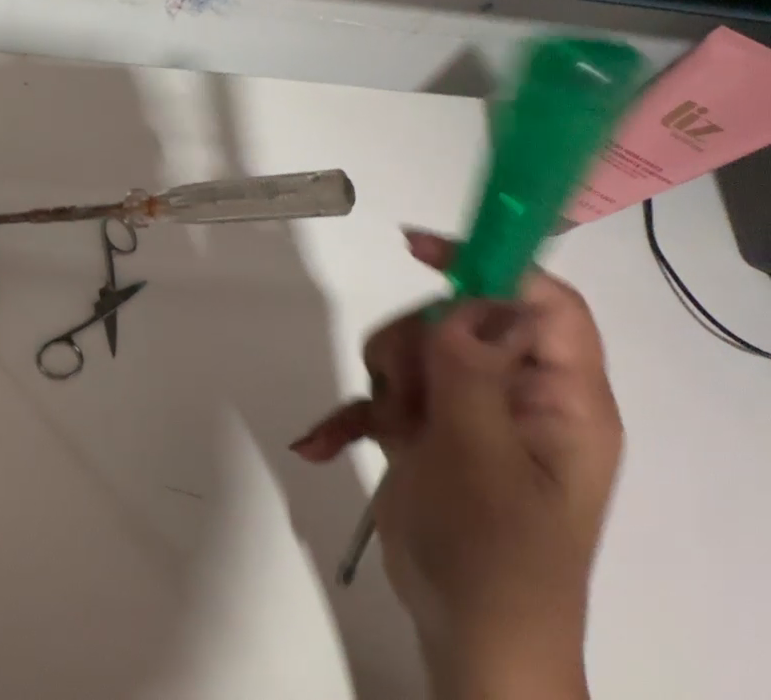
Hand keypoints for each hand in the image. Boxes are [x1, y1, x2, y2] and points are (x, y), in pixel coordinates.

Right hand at [292, 231, 621, 698]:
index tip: (417, 249)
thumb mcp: (483, 460)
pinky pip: (377, 403)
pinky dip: (349, 419)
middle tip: (403, 397)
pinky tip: (317, 445)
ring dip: (380, 386)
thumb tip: (473, 300)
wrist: (471, 629)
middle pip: (454, 324)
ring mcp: (468, 419)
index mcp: (560, 401)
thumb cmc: (495, 551)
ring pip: (410, 357)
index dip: (488, 266)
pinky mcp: (425, 439)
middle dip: (412, 347)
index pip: (540, 305)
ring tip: (386, 432)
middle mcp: (517, 399)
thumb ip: (473, 374)